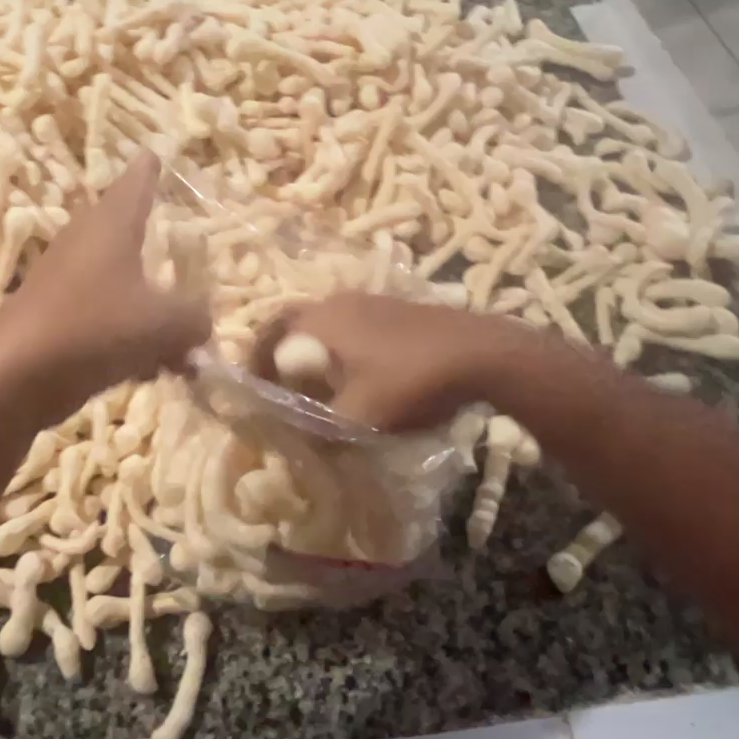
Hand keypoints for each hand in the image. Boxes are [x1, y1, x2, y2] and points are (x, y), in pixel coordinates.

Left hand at [0, 152, 211, 411]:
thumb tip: (201, 322)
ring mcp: (64, 282)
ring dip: (147, 303)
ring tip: (180, 334)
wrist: (17, 377)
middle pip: (122, 229)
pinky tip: (150, 368)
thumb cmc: (95, 329)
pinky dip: (127, 336)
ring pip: (116, 281)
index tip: (154, 153)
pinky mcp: (53, 319)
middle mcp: (84, 243)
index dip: (149, 169)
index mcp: (111, 225)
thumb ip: (194, 317)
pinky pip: (103, 318)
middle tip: (176, 240)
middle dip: (150, 238)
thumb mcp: (164, 323)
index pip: (135, 182)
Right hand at [252, 292, 530, 430]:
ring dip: (314, 359)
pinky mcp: (395, 310)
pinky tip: (360, 381)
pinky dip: (342, 355)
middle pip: (293, 330)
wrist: (484, 354)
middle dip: (283, 362)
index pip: (266, 338)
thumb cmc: (410, 382)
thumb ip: (315, 427)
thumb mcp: (356, 417)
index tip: (255, 398)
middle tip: (283, 395)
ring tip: (319, 393)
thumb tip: (289, 435)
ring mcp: (369, 302)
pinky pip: (351, 331)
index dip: (255, 369)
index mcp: (317, 321)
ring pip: (324, 330)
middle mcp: (336, 302)